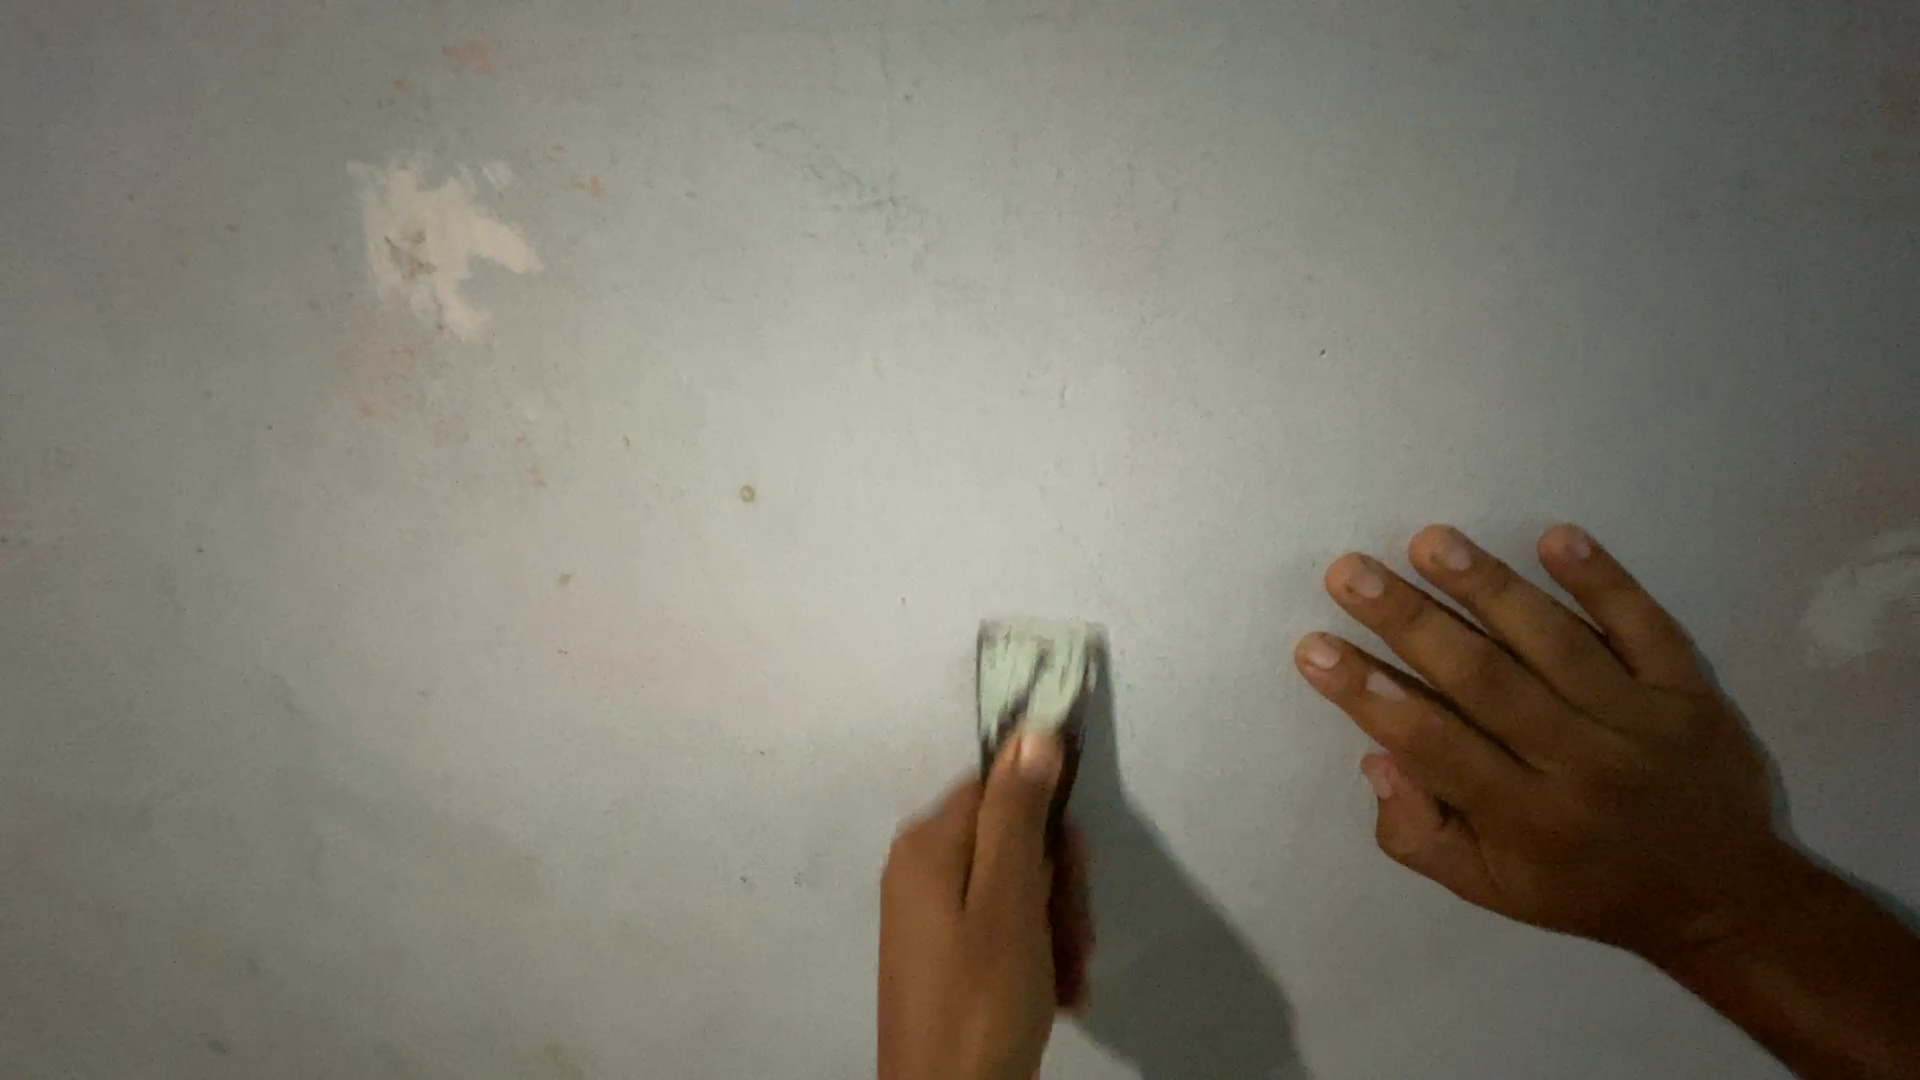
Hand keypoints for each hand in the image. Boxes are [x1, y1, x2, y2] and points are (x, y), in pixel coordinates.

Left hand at [879, 734, 1091, 1079]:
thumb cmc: (982, 997)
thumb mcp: (1010, 899)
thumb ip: (1019, 813)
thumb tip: (1032, 731)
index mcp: (928, 841)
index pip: (1000, 787)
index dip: (1046, 822)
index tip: (1075, 867)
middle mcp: (921, 864)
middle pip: (1010, 839)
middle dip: (1056, 883)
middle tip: (1075, 934)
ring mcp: (930, 909)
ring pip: (1014, 883)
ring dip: (1053, 922)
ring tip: (1068, 972)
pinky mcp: (944, 947)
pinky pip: (1000, 921)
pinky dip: (1034, 948)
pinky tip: (1055, 988)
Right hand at [1294, 524, 1795, 962]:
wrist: (1728, 901)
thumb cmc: (1577, 885)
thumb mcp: (1484, 886)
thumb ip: (1416, 832)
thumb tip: (1376, 758)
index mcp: (1526, 817)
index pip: (1434, 746)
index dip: (1369, 696)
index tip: (1313, 648)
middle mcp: (1583, 764)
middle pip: (1484, 681)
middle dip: (1409, 621)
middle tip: (1350, 573)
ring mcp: (1643, 720)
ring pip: (1555, 643)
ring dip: (1488, 587)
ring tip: (1430, 540)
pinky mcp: (1690, 689)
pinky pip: (1647, 627)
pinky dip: (1605, 581)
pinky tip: (1557, 536)